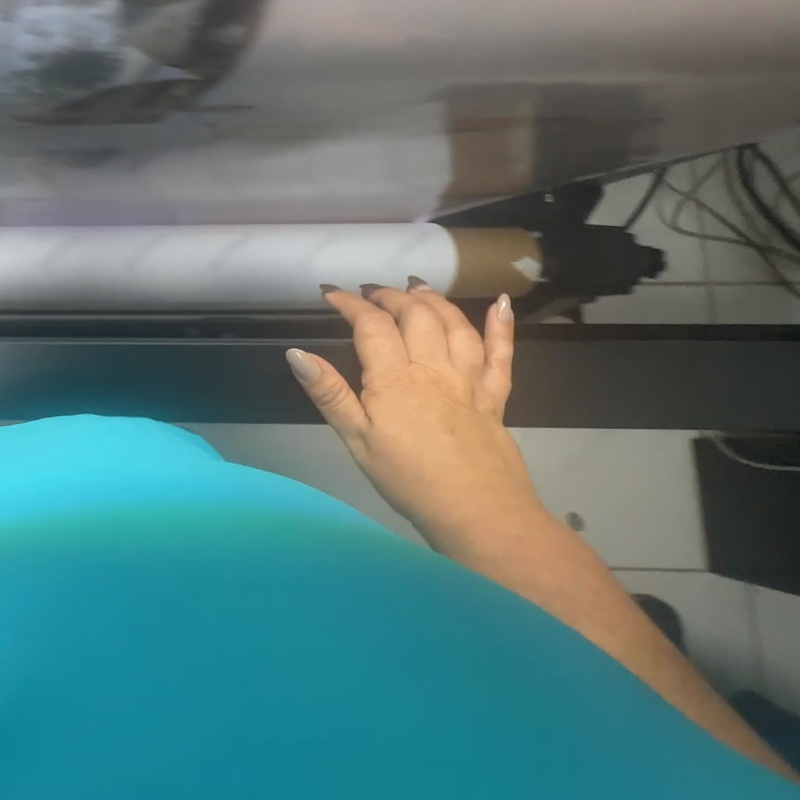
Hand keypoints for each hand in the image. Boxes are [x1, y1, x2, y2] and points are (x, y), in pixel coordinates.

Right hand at [286, 279, 543, 549]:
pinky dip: (502, 325)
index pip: (371, 326)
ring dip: (435, 300)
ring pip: (455, 326)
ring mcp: (469, 382)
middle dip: (391, 296)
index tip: (329, 293)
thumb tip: (297, 354)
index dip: (350, 303)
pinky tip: (502, 304)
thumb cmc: (408, 479)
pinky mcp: (495, 398)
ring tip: (418, 286)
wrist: (479, 513)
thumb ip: (329, 394)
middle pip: (416, 317)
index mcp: (395, 380)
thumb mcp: (356, 439)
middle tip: (370, 291)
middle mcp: (434, 370)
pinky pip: (502, 355)